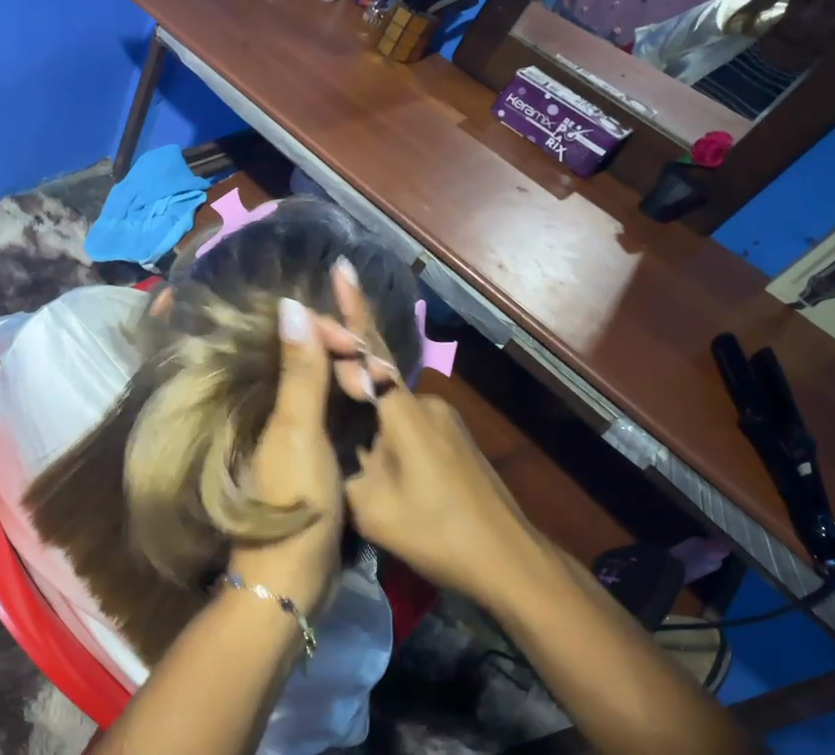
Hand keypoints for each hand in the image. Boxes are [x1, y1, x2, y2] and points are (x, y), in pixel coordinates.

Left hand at [226, 296, 348, 610]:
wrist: (290, 578)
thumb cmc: (293, 501)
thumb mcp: (299, 432)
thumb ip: (299, 372)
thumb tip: (290, 303)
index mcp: (262, 398)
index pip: (293, 342)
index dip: (326, 331)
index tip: (362, 340)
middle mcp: (270, 409)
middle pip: (305, 361)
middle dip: (338, 350)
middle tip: (378, 356)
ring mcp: (287, 436)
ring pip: (317, 388)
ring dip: (344, 376)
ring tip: (379, 369)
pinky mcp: (305, 460)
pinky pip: (326, 417)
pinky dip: (345, 404)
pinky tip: (369, 399)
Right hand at [325, 269, 543, 608]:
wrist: (511, 564)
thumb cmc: (436, 532)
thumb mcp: (370, 507)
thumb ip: (341, 463)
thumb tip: (322, 438)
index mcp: (403, 414)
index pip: (368, 353)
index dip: (349, 313)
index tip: (339, 270)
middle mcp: (426, 405)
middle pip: (377, 368)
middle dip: (351, 339)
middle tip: (333, 302)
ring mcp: (445, 422)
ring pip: (391, 398)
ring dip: (364, 393)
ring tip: (337, 399)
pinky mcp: (454, 441)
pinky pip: (406, 417)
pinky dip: (382, 416)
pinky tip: (371, 445)